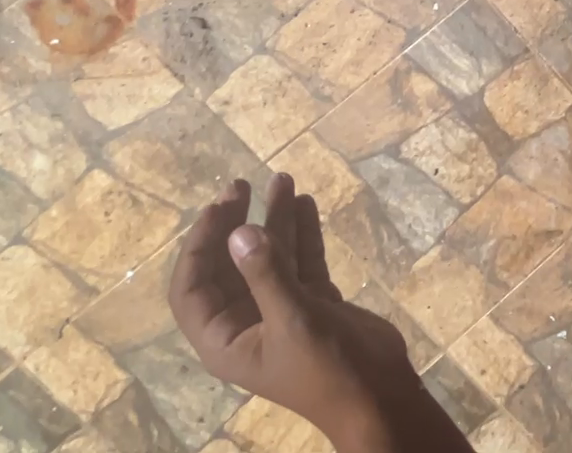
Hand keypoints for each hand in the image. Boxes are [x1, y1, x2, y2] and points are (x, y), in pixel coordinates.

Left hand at [168, 174, 431, 447]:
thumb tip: (239, 231)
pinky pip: (302, 261)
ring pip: (272, 256)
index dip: (200, 245)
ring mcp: (283, 310)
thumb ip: (266, 275)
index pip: (194, 287)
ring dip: (275, 220)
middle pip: (229, 266)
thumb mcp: (293, 320)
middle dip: (234, 225)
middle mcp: (247, 322)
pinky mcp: (316, 303)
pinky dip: (303, 233)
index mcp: (224, 339)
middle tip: (243, 184)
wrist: (377, 391)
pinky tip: (305, 204)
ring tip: (283, 179)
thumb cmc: (324, 367)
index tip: (220, 206)